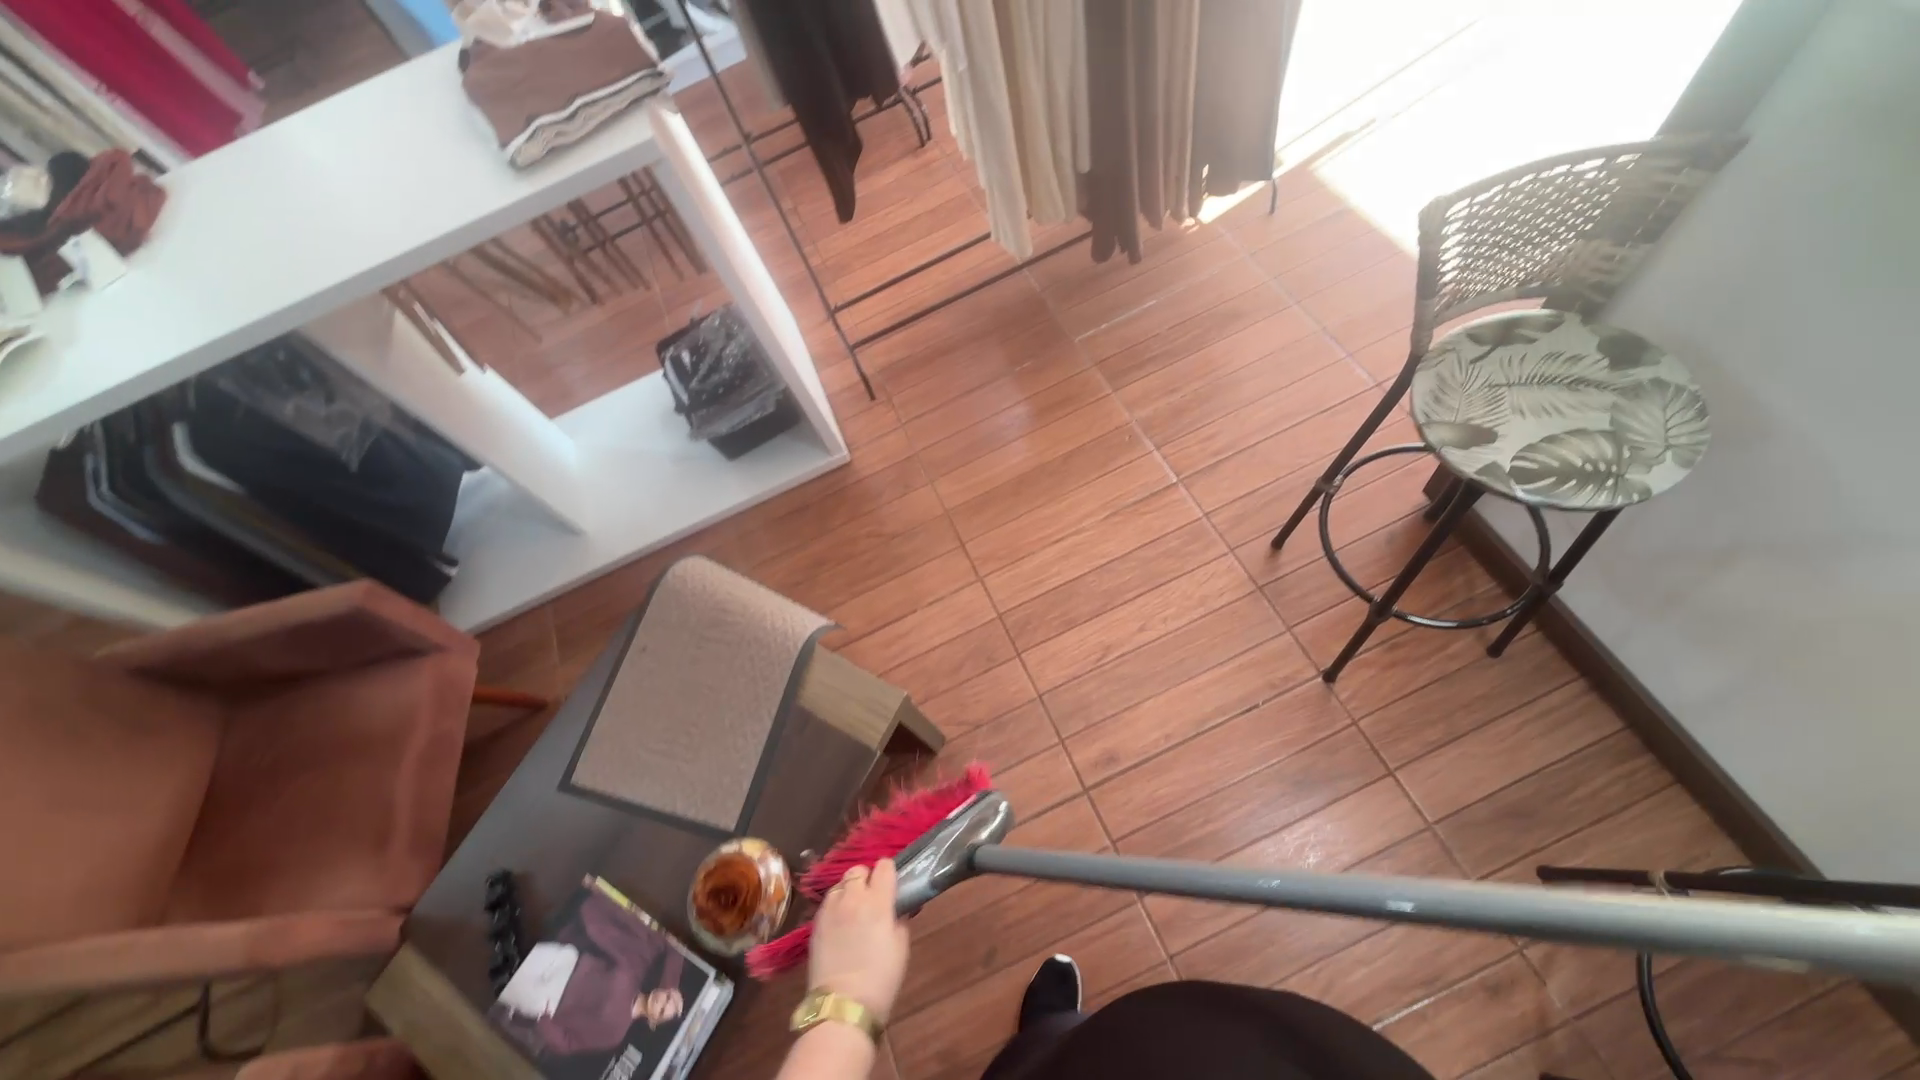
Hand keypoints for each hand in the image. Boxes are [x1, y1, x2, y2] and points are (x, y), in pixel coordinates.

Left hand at [807, 860, 909, 1022]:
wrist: (842, 1004)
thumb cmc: (880, 978)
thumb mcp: (901, 948)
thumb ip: (900, 920)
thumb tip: (896, 910)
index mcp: (878, 902)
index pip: (884, 866)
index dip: (890, 872)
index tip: (893, 885)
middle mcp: (852, 898)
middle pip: (859, 869)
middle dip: (867, 878)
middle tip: (873, 898)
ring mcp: (830, 909)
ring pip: (840, 884)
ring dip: (850, 891)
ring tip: (854, 910)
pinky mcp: (815, 922)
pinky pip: (828, 902)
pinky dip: (836, 905)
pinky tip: (840, 924)